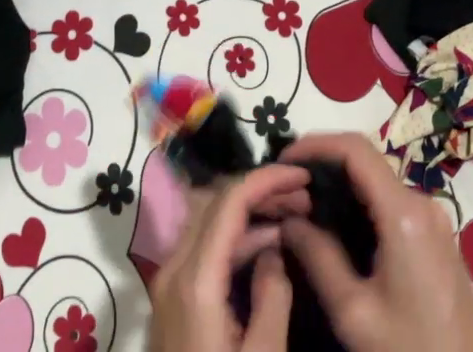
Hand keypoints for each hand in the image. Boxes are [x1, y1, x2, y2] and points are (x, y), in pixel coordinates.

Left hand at [148, 163, 310, 351]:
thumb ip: (273, 296)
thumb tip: (274, 251)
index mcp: (195, 280)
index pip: (228, 202)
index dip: (267, 179)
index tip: (302, 175)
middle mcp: (173, 269)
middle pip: (215, 204)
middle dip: (260, 190)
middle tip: (304, 196)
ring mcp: (168, 282)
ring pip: (207, 222)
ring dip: (248, 211)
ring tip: (294, 213)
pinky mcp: (170, 297)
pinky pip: (202, 247)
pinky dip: (235, 235)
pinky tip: (267, 244)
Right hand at [280, 133, 472, 351]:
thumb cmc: (411, 349)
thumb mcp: (354, 311)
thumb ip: (317, 257)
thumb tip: (288, 219)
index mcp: (404, 213)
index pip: (355, 149)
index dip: (315, 143)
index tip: (281, 160)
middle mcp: (423, 203)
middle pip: (364, 162)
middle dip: (321, 166)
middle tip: (283, 189)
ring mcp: (433, 219)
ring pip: (375, 182)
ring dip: (337, 186)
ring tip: (298, 206)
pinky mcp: (434, 236)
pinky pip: (388, 202)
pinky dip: (356, 203)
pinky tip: (330, 226)